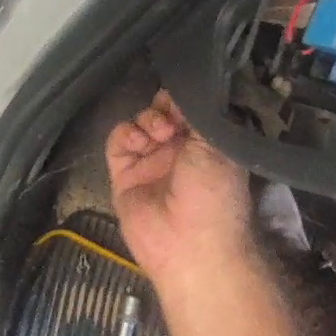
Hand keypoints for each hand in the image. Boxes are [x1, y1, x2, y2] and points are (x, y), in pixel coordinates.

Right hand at [106, 90, 254, 281]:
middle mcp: (179, 152)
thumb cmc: (214, 193)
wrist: (190, 243)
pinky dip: (126, 133)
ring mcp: (151, 163)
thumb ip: (197, 115)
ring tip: (161, 133)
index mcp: (207, 146)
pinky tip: (140, 140)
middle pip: (164, 112)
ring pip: (141, 123)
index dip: (187, 97)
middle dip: (166, 105)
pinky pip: (118, 142)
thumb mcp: (216, 146)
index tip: (186, 93)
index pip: (191, 110)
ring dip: (149, 119)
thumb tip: (184, 92)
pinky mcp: (125, 175)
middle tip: (173, 114)